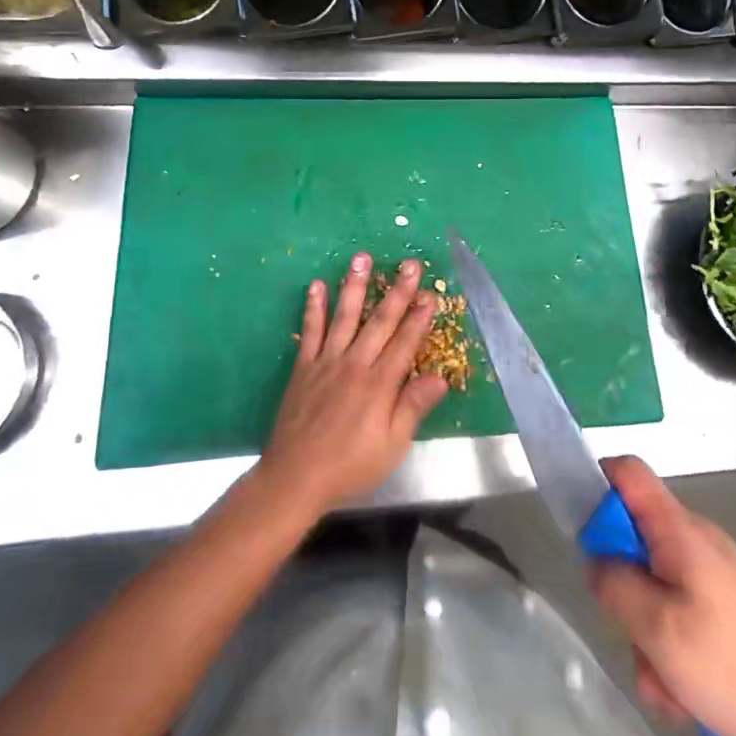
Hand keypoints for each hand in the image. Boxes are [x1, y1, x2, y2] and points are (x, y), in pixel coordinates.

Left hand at [256, 252, 449, 515]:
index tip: (432, 293)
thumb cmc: (350, 465)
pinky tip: (316, 286)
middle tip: (410, 264)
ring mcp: (326, 363)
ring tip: (362, 258)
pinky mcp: (303, 368)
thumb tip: (440, 376)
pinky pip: (309, 332)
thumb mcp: (392, 445)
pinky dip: (313, 308)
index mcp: (379, 385)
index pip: (405, 343)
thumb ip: (412, 407)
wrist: (295, 478)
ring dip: (355, 287)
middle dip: (398, 292)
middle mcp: (354, 365)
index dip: (420, 318)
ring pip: (344, 317)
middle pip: (380, 322)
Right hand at [590, 457, 735, 735]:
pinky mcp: (729, 615)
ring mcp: (715, 582)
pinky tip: (689, 695)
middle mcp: (698, 546)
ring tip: (670, 685)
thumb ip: (616, 586)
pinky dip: (673, 655)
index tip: (574, 521)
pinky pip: (680, 621)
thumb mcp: (660, 630)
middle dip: (622, 594)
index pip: (629, 473)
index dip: (595, 481)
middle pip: (635, 544)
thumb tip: (597, 559)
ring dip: (648, 639)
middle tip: (634, 637)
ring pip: (653, 593)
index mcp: (681, 532)